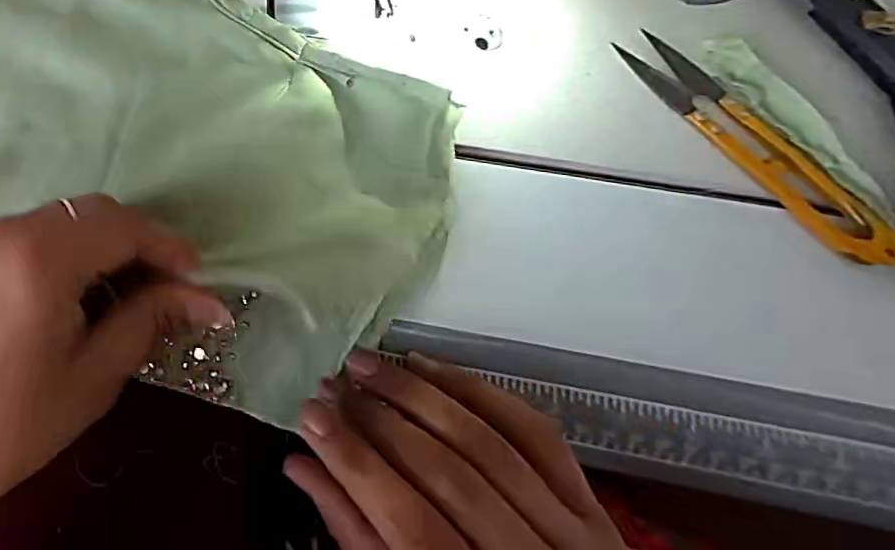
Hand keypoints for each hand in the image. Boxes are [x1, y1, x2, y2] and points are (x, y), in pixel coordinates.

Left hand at [0, 195, 231, 548]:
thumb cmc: (13, 423)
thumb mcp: (93, 374)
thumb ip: (150, 319)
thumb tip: (207, 300)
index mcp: (40, 254)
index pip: (122, 226)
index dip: (168, 246)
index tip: (199, 277)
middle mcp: (13, 227)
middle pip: (97, 212)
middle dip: (141, 241)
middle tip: (173, 286)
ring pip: (71, 217)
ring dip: (109, 242)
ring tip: (135, 291)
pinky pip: (43, 229)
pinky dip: (76, 247)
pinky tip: (88, 288)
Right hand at [285, 351, 623, 549]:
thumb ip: (356, 534)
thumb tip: (301, 464)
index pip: (408, 521)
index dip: (354, 462)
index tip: (310, 413)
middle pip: (446, 474)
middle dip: (378, 419)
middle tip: (331, 382)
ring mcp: (574, 536)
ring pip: (484, 442)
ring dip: (415, 391)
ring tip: (364, 362)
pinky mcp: (592, 505)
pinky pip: (533, 431)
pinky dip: (475, 389)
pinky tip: (426, 364)